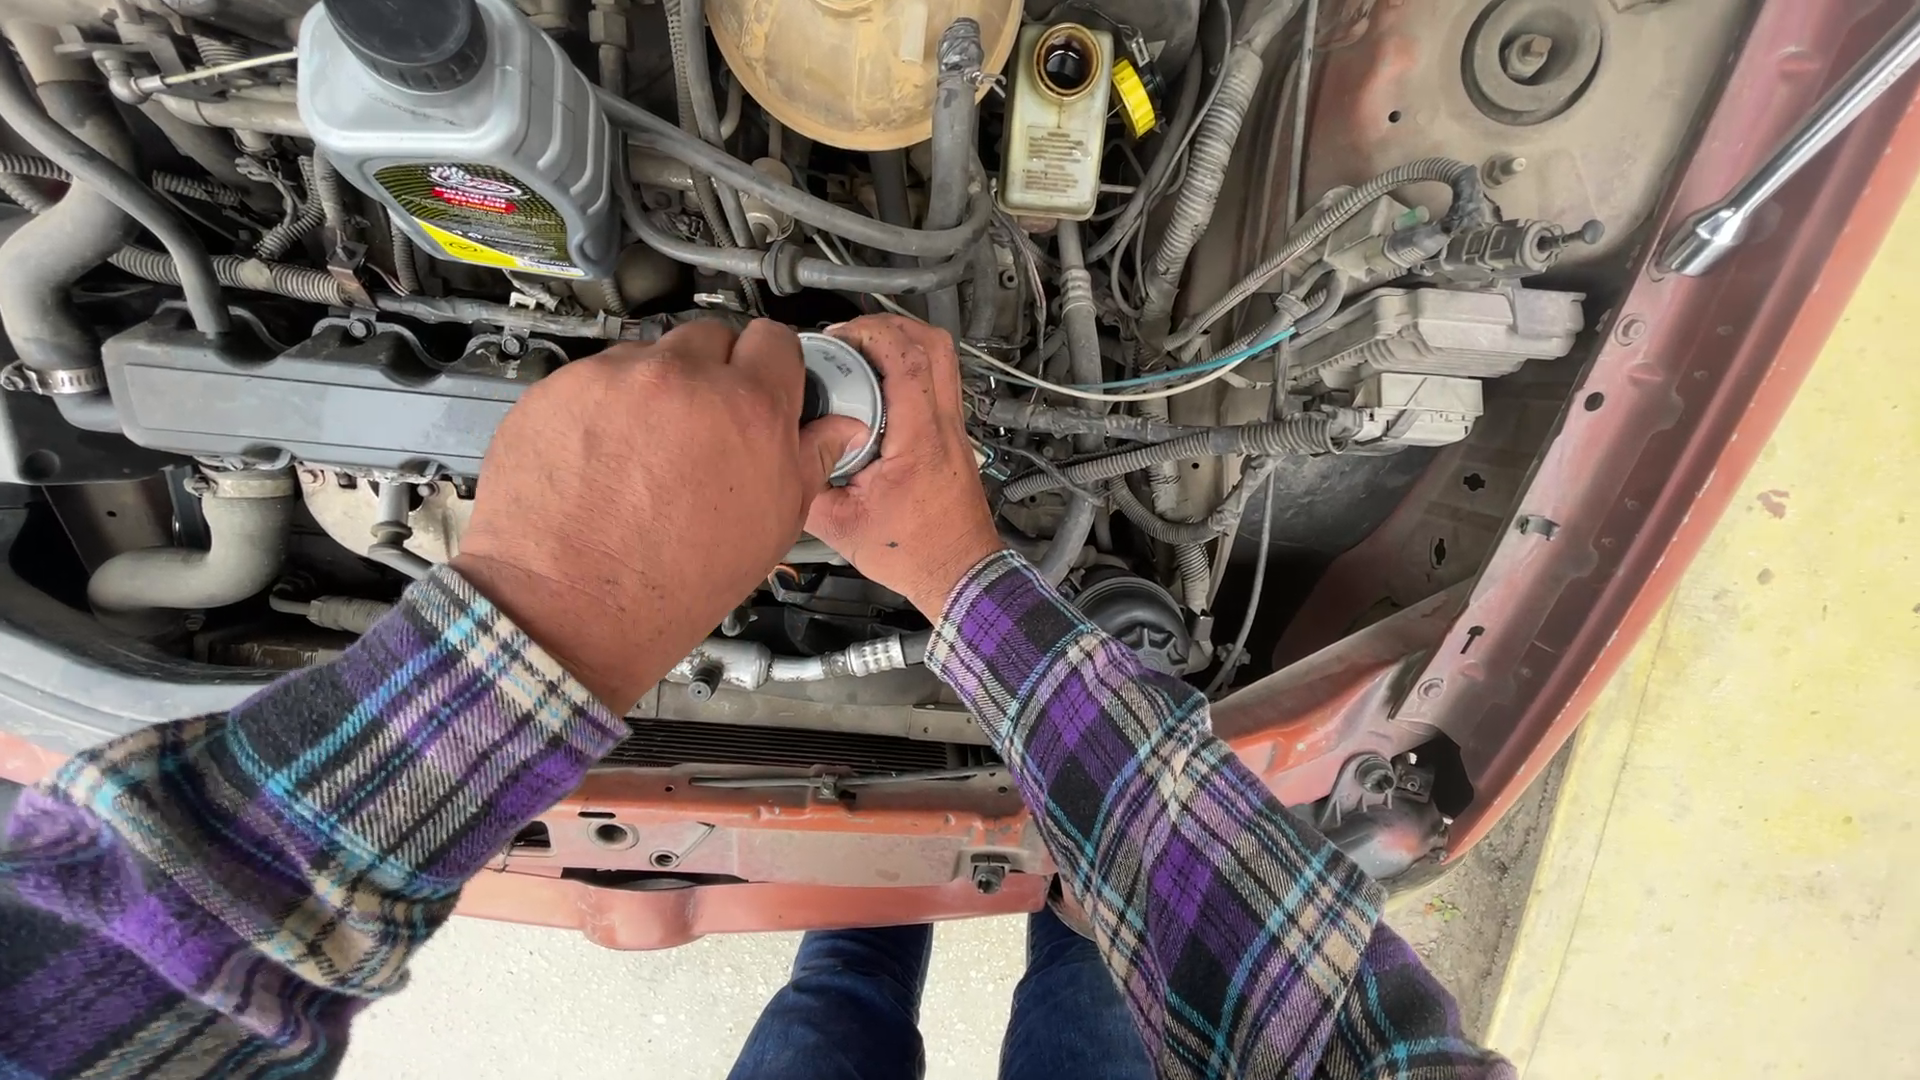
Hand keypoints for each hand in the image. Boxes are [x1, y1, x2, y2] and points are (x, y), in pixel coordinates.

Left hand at [452, 319, 868, 710]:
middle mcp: (684, 379)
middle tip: (711, 424)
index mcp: (750, 408)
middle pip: (716, 337)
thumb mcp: (773, 525)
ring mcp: (617, 378)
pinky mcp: (560, 388)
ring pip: (655, 355)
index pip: (777, 340)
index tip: (766, 384)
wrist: (571, 609)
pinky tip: (609, 457)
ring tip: (653, 450)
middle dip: (719, 372)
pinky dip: (610, 405)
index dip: (774, 366)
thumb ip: (810, 460)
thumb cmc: (676, 581)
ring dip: (664, 387)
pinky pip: (600, 377)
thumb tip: (836, 429)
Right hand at [805, 315, 1003, 619]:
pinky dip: (909, 371)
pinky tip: (878, 391)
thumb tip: (782, 452)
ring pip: (941, 358)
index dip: (869, 334)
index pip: (907, 358)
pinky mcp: (953, 438)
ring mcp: (955, 429)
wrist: (959, 573)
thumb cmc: (916, 554)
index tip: (838, 339)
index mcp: (920, 439)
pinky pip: (937, 383)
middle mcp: (945, 426)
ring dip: (901, 345)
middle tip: (849, 340)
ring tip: (862, 357)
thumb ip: (807, 484)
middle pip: (933, 342)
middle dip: (886, 326)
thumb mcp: (841, 524)